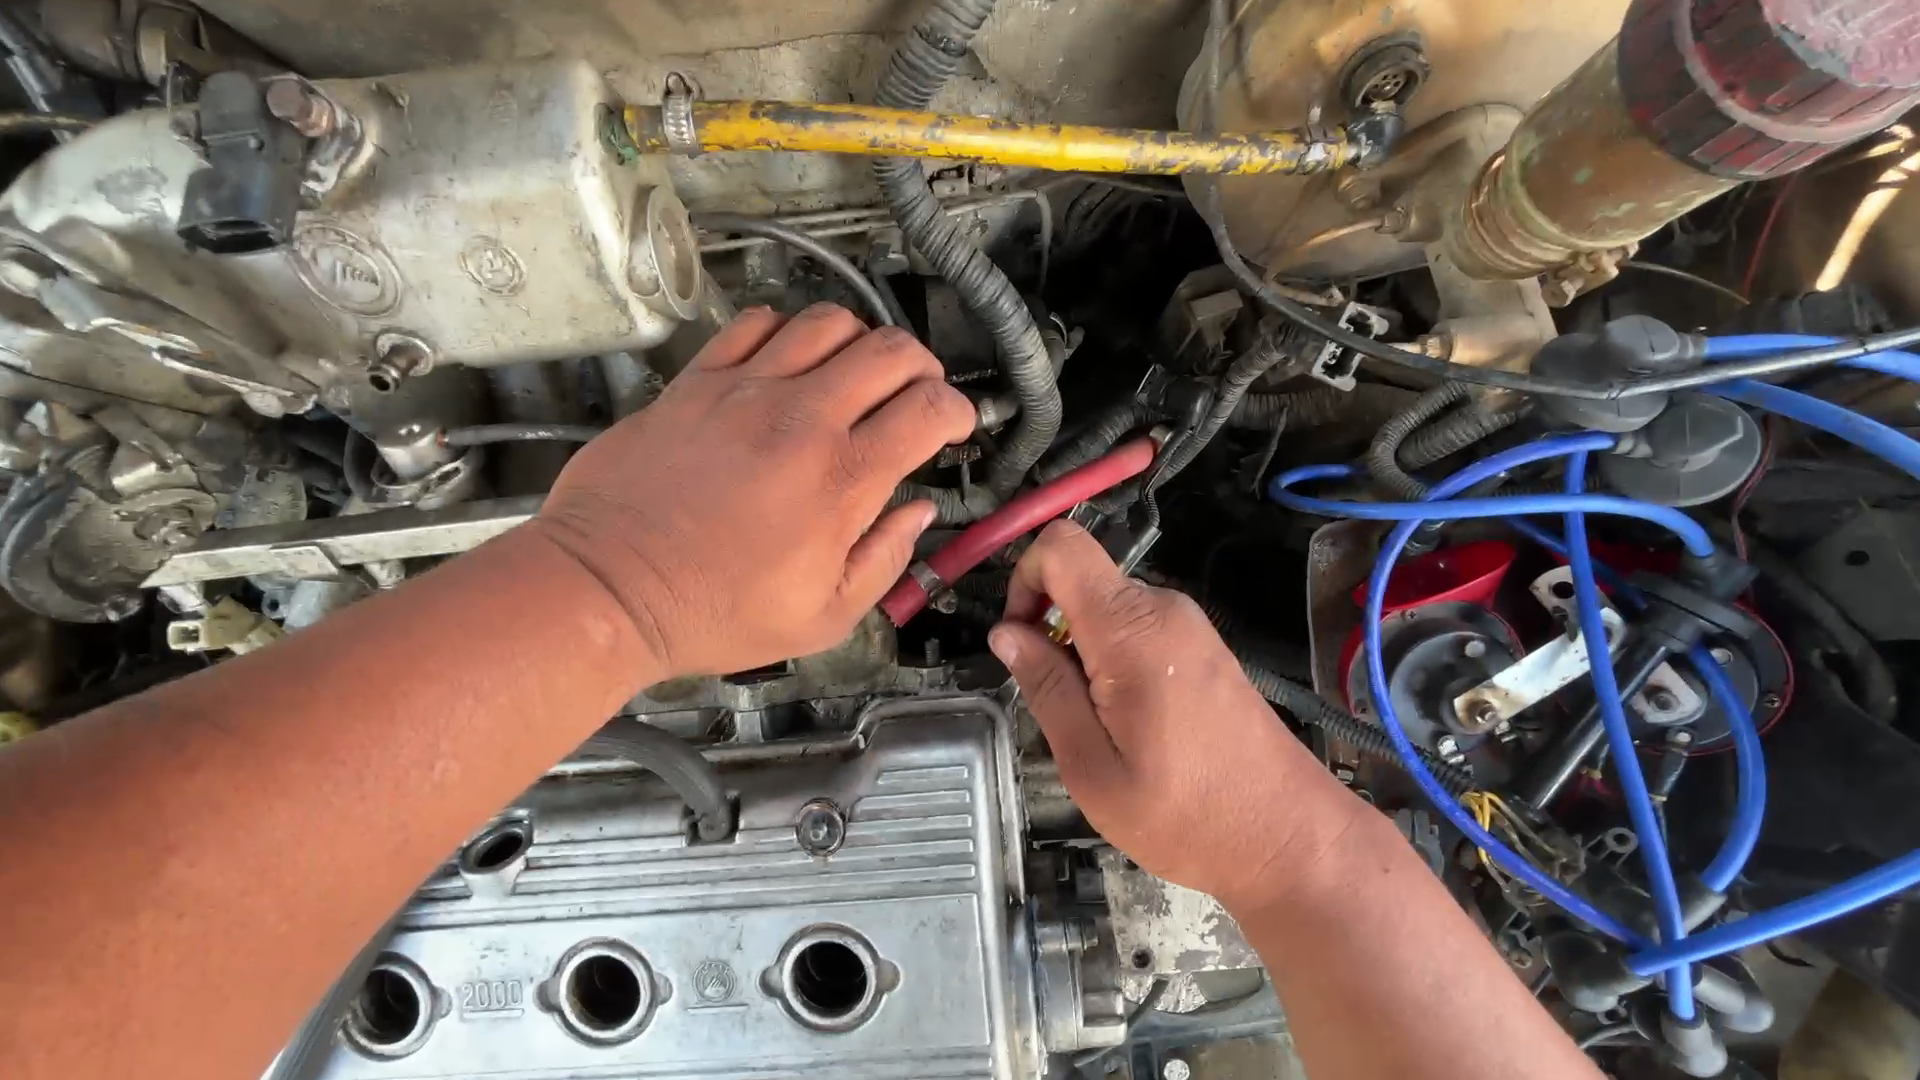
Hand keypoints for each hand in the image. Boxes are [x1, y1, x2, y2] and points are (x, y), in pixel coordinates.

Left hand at [533, 304, 973, 677]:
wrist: (609, 590)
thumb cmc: (713, 611)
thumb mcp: (824, 617)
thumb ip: (884, 559)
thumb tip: (917, 513)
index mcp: (841, 481)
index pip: (928, 409)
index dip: (956, 411)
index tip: (952, 424)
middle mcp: (800, 421)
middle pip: (891, 350)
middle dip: (921, 366)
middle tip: (916, 392)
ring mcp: (744, 392)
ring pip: (828, 323)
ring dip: (859, 341)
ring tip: (855, 373)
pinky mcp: (696, 382)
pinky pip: (754, 323)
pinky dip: (786, 331)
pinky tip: (787, 363)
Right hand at [990, 521, 1370, 909]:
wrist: (1288, 838)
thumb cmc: (1184, 814)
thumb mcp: (1090, 765)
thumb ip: (1045, 687)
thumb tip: (1005, 633)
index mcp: (1130, 629)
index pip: (1061, 545)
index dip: (1024, 578)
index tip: (1019, 640)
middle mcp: (1162, 609)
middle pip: (1081, 578)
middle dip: (1050, 626)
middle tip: (1058, 703)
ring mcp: (1188, 624)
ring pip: (1105, 606)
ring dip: (1081, 649)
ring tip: (1097, 723)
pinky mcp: (1202, 645)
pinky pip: (1136, 627)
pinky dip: (1111, 657)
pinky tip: (1128, 720)